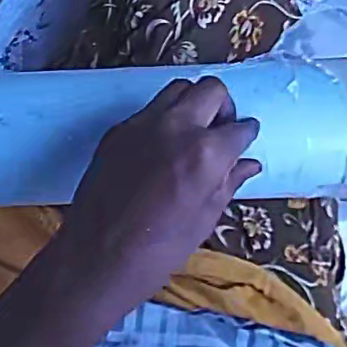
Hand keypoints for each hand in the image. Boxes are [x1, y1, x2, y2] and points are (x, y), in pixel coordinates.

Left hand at [52, 76, 260, 308]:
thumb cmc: (161, 248)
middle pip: (211, 89)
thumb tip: (248, 164)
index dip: (247, 134)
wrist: (98, 257)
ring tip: (193, 133)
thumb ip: (229, 181)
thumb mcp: (206, 218)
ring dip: (193, 103)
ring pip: (178, 89)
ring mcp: (143, 124)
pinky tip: (163, 148)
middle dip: (223, 106)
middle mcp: (176, 126)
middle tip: (220, 131)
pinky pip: (150, 109)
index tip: (245, 140)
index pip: (239, 128)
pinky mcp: (118, 130)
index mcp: (206, 152)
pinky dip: (165, 118)